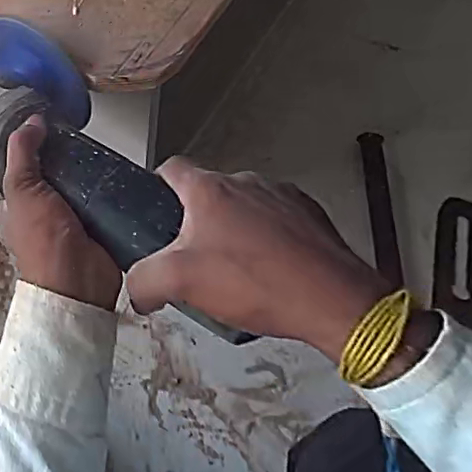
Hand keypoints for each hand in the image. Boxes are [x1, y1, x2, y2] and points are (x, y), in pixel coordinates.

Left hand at [1, 116, 121, 309]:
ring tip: (109, 147)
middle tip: (88, 133)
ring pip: (86, 181)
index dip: (40, 142)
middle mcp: (49, 206)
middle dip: (73, 154)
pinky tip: (122, 170)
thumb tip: (31, 121)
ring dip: (96, 168)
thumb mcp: (21, 189)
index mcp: (23, 199)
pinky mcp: (103, 223)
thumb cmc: (42, 241)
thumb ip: (22, 154)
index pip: (31, 162)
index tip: (56, 119)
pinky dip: (115, 185)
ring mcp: (77, 215)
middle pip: (62, 169)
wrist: (79, 283)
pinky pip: (110, 196)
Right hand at [126, 162, 389, 356]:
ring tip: (238, 270)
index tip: (158, 206)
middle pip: (207, 192)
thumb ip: (144, 282)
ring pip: (244, 206)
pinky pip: (277, 219)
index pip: (170, 168)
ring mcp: (281, 196)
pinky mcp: (310, 215)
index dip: (158, 186)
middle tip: (198, 257)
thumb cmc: (261, 283)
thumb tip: (136, 289)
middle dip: (199, 220)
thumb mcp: (180, 284)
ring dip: (236, 229)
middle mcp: (245, 183)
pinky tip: (270, 271)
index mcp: (209, 189)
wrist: (335, 303)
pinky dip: (270, 239)